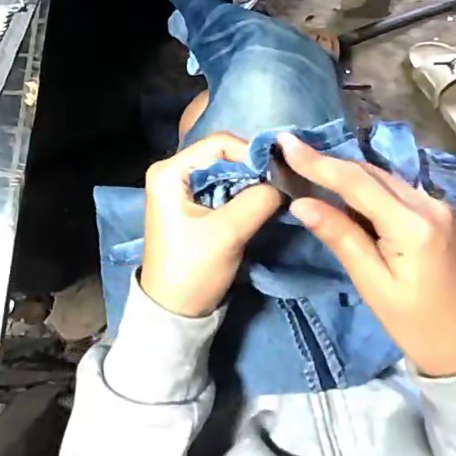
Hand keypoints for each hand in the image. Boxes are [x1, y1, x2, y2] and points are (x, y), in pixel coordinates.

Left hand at [138, 133, 283, 317]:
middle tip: (283, 182)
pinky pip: (224, 186)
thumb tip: (286, 180)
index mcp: (169, 171)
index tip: (280, 173)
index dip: (252, 153)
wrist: (173, 312)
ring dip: (252, 181)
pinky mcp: (193, 204)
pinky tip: (263, 203)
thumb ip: (259, 200)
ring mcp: (182, 188)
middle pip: (224, 154)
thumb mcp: (228, 233)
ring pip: (227, 170)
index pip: (220, 143)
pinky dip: (244, 193)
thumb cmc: (193, 270)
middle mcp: (172, 171)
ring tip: (277, 194)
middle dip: (254, 168)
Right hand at [276, 132, 455, 376]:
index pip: (356, 182)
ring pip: (383, 178)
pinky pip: (396, 190)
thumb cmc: (418, 326)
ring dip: (347, 173)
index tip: (285, 141)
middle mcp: (429, 205)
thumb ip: (341, 238)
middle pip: (370, 173)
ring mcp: (439, 207)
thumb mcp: (373, 286)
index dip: (318, 161)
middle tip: (290, 152)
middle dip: (328, 162)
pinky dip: (367, 186)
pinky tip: (346, 192)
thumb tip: (302, 203)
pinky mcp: (440, 214)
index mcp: (413, 226)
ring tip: (309, 167)